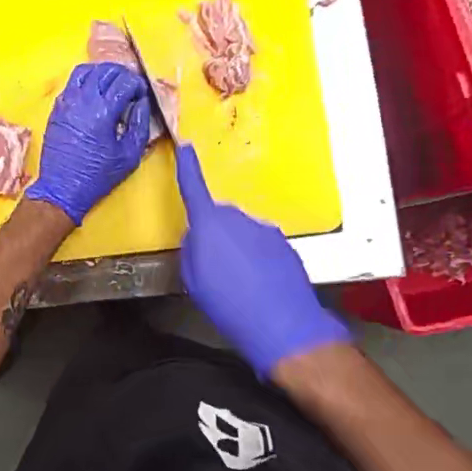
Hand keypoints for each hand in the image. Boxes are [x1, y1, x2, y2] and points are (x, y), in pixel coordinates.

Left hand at [24, 62, 152, 223]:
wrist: (62, 189)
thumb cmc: (97, 176)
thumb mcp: (129, 155)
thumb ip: (140, 125)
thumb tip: (141, 103)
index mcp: (103, 112)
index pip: (124, 81)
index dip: (137, 84)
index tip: (141, 95)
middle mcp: (83, 101)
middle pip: (105, 70)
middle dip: (122, 74)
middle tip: (129, 87)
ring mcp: (66, 103)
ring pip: (85, 71)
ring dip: (101, 73)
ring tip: (111, 85)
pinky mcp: (56, 110)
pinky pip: (71, 84)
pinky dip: (85, 82)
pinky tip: (93, 95)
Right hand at [176, 144, 348, 375]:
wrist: (283, 324)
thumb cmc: (228, 304)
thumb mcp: (194, 281)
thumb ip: (191, 251)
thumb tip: (197, 236)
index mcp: (211, 225)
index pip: (194, 189)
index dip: (187, 168)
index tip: (186, 146)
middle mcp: (240, 219)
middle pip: (219, 215)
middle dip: (212, 232)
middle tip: (209, 265)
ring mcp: (266, 230)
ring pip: (241, 230)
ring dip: (234, 247)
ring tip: (234, 281)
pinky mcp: (285, 244)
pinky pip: (260, 243)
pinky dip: (254, 257)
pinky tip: (255, 283)